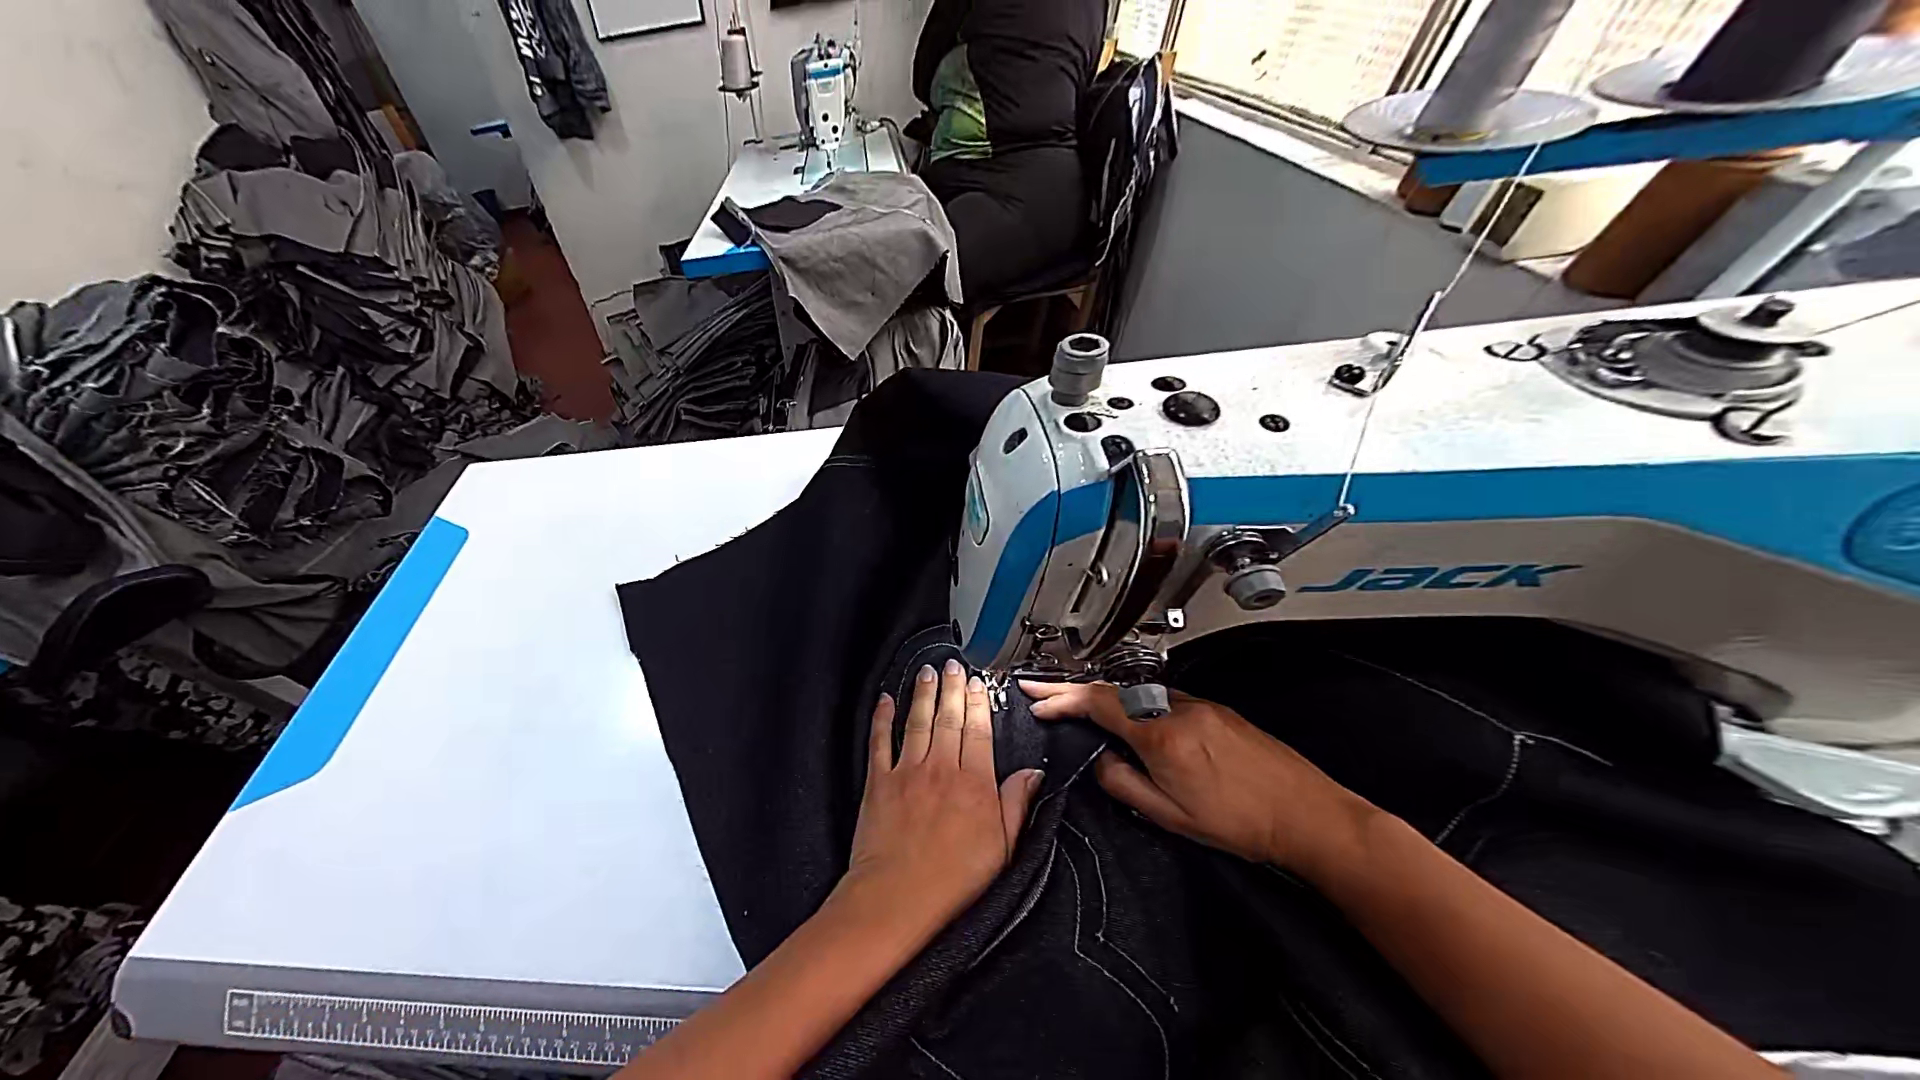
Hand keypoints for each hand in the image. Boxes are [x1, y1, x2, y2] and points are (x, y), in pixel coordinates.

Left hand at [836, 660, 1043, 935]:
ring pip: (918, 721)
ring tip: (927, 672)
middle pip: (949, 718)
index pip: (979, 731)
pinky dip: (882, 718)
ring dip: (923, 694)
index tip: (978, 684)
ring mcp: (908, 772)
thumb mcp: (1002, 848)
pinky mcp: (879, 782)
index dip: (978, 703)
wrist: (897, 897)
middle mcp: (941, 769)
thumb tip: (1033, 774)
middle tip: (954, 666)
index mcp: (974, 783)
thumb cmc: (952, 880)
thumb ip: (1017, 804)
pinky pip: (880, 741)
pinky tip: (886, 700)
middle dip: (952, 688)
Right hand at [1022, 681, 1376, 875]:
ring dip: (1105, 698)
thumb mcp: (1169, 815)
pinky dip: (1137, 704)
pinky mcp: (1216, 709)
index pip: (1097, 703)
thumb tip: (1100, 761)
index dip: (1060, 699)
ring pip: (1139, 694)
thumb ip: (1122, 782)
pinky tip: (1133, 720)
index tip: (1038, 701)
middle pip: (1113, 691)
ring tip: (1080, 708)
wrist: (1308, 815)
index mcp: (1160, 736)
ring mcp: (1200, 705)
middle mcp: (1178, 710)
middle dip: (1072, 691)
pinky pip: (1164, 700)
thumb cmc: (1245, 821)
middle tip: (1043, 692)